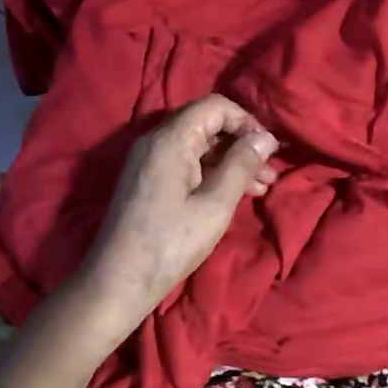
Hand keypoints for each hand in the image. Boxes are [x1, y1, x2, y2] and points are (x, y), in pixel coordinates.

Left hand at [77, 94, 279, 327]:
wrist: (118, 281)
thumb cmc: (171, 242)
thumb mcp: (215, 204)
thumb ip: (241, 165)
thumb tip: (265, 138)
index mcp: (171, 139)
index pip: (215, 106)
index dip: (246, 121)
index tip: (268, 150)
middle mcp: (155, 140)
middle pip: (206, 124)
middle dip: (241, 144)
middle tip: (270, 173)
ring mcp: (148, 160)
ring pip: (197, 147)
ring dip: (230, 162)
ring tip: (261, 188)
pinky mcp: (146, 180)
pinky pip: (184, 163)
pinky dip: (211, 173)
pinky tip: (233, 194)